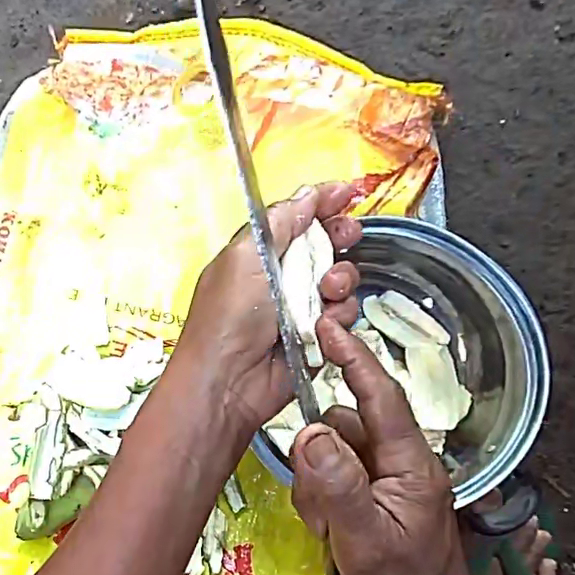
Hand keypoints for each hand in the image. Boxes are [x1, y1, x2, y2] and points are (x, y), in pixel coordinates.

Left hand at [171, 182, 363, 436]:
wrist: (227, 381)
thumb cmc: (227, 318)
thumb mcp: (246, 258)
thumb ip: (279, 223)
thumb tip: (308, 194)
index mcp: (257, 253)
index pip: (295, 219)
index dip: (322, 203)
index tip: (347, 193)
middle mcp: (280, 277)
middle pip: (325, 244)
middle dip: (339, 235)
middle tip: (346, 235)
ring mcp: (299, 307)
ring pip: (341, 279)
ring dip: (340, 278)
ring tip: (325, 290)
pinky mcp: (316, 337)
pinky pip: (344, 315)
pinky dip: (338, 315)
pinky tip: (321, 323)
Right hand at [289, 315, 466, 574]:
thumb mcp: (364, 537)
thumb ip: (336, 484)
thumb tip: (310, 431)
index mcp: (410, 462)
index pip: (380, 397)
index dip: (354, 358)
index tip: (328, 326)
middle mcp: (397, 461)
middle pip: (341, 427)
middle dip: (319, 459)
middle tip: (321, 508)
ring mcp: (381, 479)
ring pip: (329, 452)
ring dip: (316, 483)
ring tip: (329, 525)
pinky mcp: (367, 495)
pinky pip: (328, 476)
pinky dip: (318, 497)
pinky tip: (330, 528)